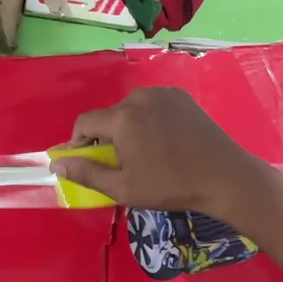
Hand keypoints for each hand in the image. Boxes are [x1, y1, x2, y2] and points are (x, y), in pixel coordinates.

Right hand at [50, 87, 282, 231]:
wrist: (226, 178)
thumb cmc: (171, 186)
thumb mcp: (123, 188)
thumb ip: (86, 172)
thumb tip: (56, 162)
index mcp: (122, 118)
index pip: (84, 123)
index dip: (79, 143)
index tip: (88, 162)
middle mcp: (139, 97)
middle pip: (108, 116)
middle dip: (107, 137)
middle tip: (122, 164)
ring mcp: (163, 94)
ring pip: (130, 110)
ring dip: (128, 128)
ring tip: (145, 153)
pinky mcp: (181, 97)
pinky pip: (152, 105)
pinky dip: (149, 120)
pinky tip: (164, 141)